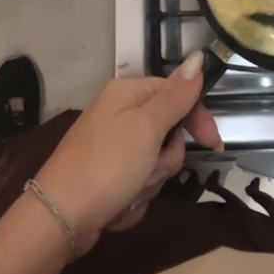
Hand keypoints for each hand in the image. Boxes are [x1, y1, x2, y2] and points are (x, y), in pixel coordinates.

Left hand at [31, 53, 222, 251]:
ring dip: (149, 181)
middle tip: (148, 169)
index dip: (196, 119)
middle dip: (165, 159)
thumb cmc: (107, 165)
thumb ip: (176, 95)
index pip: (177, 94)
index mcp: (127, 94)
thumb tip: (199, 56)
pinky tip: (117, 204)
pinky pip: (140, 183)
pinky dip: (134, 197)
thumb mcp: (147, 127)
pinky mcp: (110, 176)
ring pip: (156, 163)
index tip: (212, 145)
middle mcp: (119, 114)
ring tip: (129, 189)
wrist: (61, 217)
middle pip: (168, 133)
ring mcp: (114, 148)